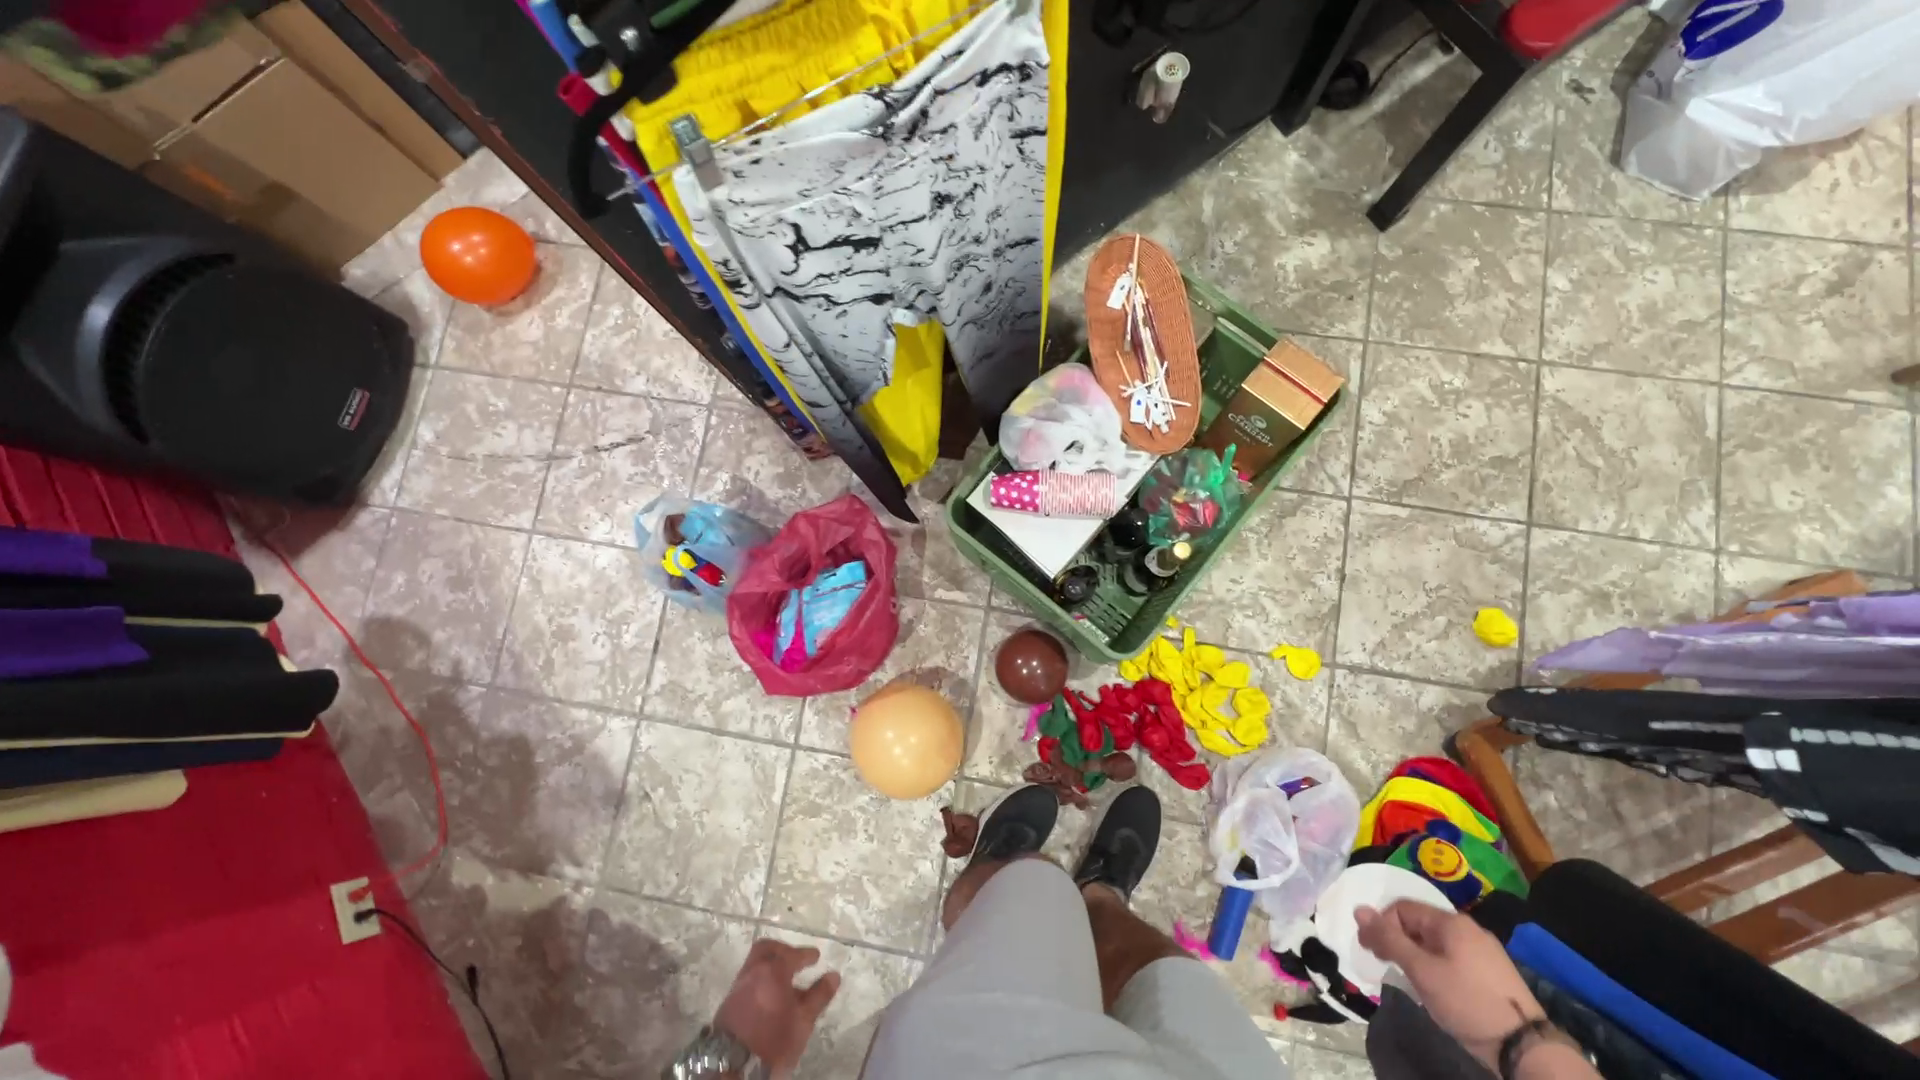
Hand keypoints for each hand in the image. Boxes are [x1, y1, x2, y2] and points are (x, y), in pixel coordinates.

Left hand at [713, 940, 840, 1077]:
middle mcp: (752, 972)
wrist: (734, 1065)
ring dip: (771, 966)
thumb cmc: (774, 1040)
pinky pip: (748, 979)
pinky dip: (761, 979)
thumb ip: (819, 996)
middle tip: (796, 959)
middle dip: (783, 950)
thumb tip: (834, 976)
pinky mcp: (729, 1002)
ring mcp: (738, 986)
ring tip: (786, 983)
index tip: (816, 957)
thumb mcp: (803, 1020)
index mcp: (772, 971)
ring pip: (755, 964)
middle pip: (766, 949)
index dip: (806, 954)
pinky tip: (771, 996)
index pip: (792, 954)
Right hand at [1355, 901, 1542, 1068]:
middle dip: (1396, 940)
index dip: (1381, 925)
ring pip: (1434, 942)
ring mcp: (1482, 950)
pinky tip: (1434, 987)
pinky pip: (1451, 957)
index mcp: (1450, 922)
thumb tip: (1358, 909)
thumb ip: (1389, 939)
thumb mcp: (1421, 970)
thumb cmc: (1466, 1001)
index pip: (1401, 908)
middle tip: (1385, 965)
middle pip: (1418, 923)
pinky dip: (1434, 965)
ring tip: (1408, 979)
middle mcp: (1467, 928)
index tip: (1371, 952)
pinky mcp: (1490, 971)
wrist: (1523, 1045)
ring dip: (1414, 955)